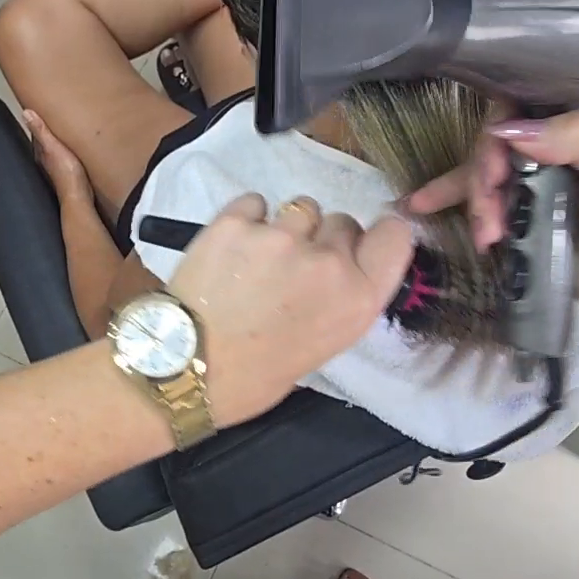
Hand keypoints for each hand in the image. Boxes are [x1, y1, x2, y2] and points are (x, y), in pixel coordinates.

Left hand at [24, 110, 90, 206]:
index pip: (35, 133)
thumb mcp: (54, 147)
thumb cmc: (67, 173)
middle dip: (45, 132)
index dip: (37, 122)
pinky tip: (68, 150)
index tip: (38, 110)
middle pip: (43, 142)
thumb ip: (41, 131)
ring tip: (59, 131)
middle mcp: (45, 160)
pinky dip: (63, 151)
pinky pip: (62, 158)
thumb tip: (26, 113)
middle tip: (49, 118)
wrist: (78, 196)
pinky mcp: (66, 173)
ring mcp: (55, 167)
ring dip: (54, 141)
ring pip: (52, 150)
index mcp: (40, 152)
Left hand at [169, 195, 414, 424]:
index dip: (376, 237)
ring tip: (258, 259)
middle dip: (323, 239)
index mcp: (357, 300)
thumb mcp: (323, 346)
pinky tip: (232, 248)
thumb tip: (338, 267)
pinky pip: (255, 202)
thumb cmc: (254, 376)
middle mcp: (328, 263)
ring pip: (300, 207)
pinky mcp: (236, 222)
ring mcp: (280, 237)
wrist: (183, 370)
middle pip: (343, 221)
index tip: (357, 246)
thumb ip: (340, 298)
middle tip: (293, 268)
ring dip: (285, 227)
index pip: (395, 236)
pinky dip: (247, 218)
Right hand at [406, 110, 578, 313]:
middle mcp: (550, 148)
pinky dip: (444, 201)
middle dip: (484, 176)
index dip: (500, 130)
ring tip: (487, 237)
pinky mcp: (515, 216)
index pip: (523, 106)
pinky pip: (474, 201)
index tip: (496, 165)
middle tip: (491, 208)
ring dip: (474, 202)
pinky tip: (415, 207)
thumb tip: (508, 131)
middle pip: (494, 144)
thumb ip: (576, 138)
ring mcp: (529, 183)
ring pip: (480, 174)